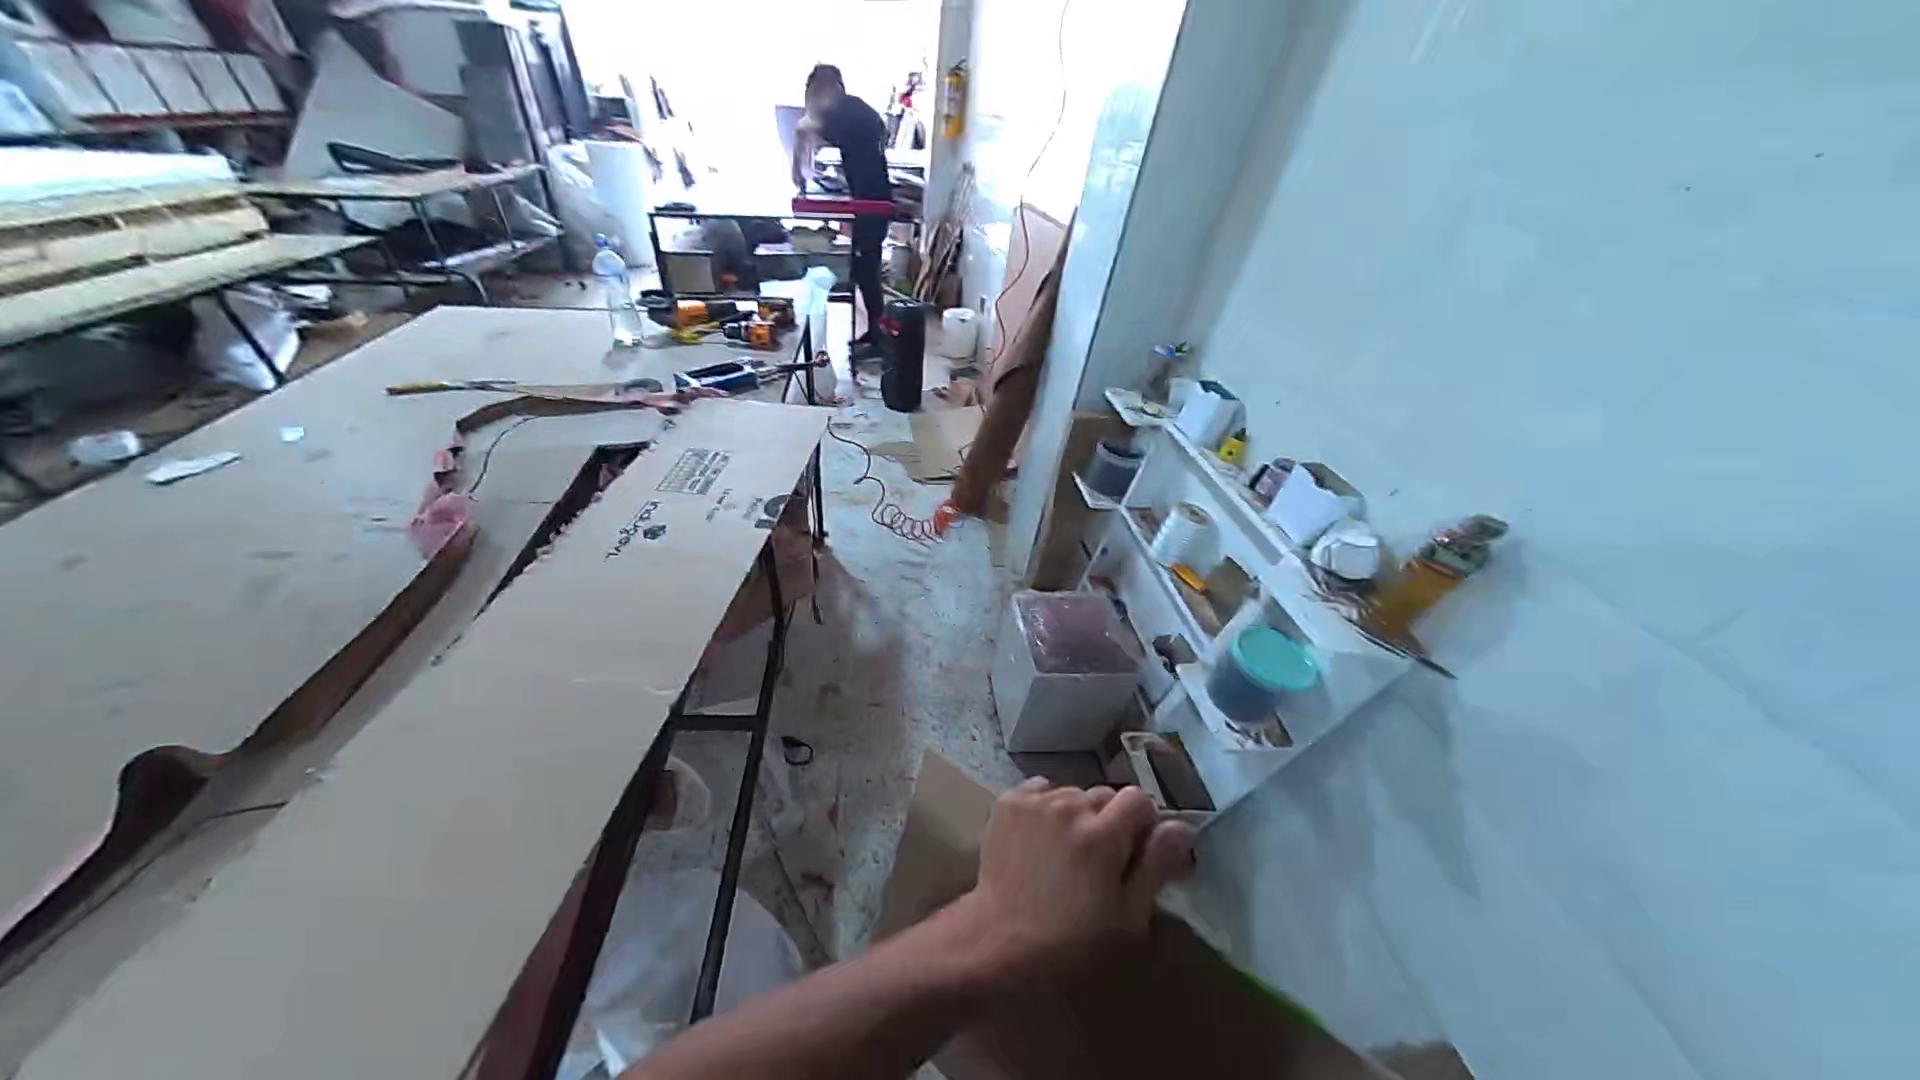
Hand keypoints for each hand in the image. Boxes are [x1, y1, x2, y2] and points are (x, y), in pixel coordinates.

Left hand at [952, 780, 1195, 979]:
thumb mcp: (1128, 916)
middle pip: (1105, 796)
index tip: (1134, 851)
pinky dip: (1046, 806)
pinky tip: (1040, 836)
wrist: (1000, 938)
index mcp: (1103, 834)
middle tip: (1099, 858)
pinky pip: (1041, 790)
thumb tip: (1182, 828)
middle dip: (1110, 820)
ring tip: (1065, 850)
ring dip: (1077, 814)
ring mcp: (1035, 801)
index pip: (1139, 798)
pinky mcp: (1008, 801)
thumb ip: (1157, 865)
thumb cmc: (1071, 939)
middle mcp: (1069, 806)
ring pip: (1072, 793)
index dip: (1142, 823)